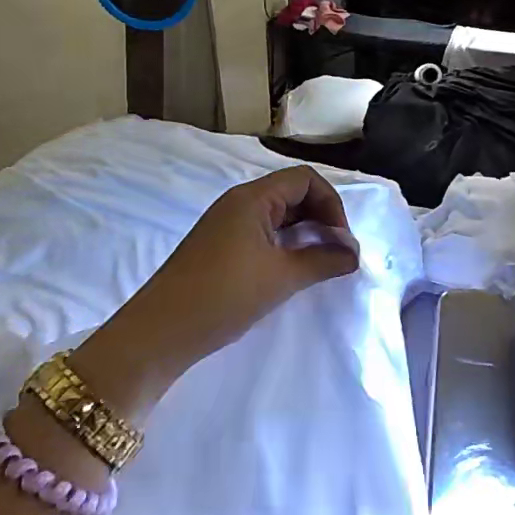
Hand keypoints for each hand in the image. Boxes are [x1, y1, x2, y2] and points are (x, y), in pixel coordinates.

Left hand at [76, 167, 360, 410]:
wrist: (159, 334)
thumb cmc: (225, 296)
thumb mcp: (283, 277)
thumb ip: (325, 260)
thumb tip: (355, 254)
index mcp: (252, 198)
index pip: (306, 179)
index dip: (332, 203)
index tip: (341, 239)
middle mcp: (239, 202)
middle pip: (294, 192)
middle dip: (322, 216)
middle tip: (337, 251)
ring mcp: (227, 224)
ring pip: (279, 214)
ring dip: (306, 231)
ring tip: (322, 261)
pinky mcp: (221, 246)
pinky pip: (264, 231)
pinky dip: (287, 242)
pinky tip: (294, 268)